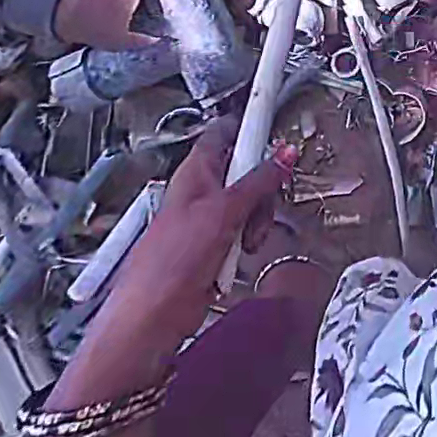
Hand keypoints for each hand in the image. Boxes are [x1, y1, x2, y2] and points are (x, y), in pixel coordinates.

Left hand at [116, 117, 293, 326]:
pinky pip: (246, 230)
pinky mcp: (216, 244)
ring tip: (243, 240)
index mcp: (196, 170)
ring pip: (252, 202)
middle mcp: (202, 189)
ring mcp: (210, 217)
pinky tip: (235, 256)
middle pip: (248, 168)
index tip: (273, 117)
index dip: (250, 123)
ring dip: (256, 221)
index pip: (227, 131)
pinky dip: (247, 241)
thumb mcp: (225, 211)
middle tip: (259, 205)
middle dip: (263, 189)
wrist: (152, 320)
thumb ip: (259, 181)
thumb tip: (284, 153)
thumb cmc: (170, 262)